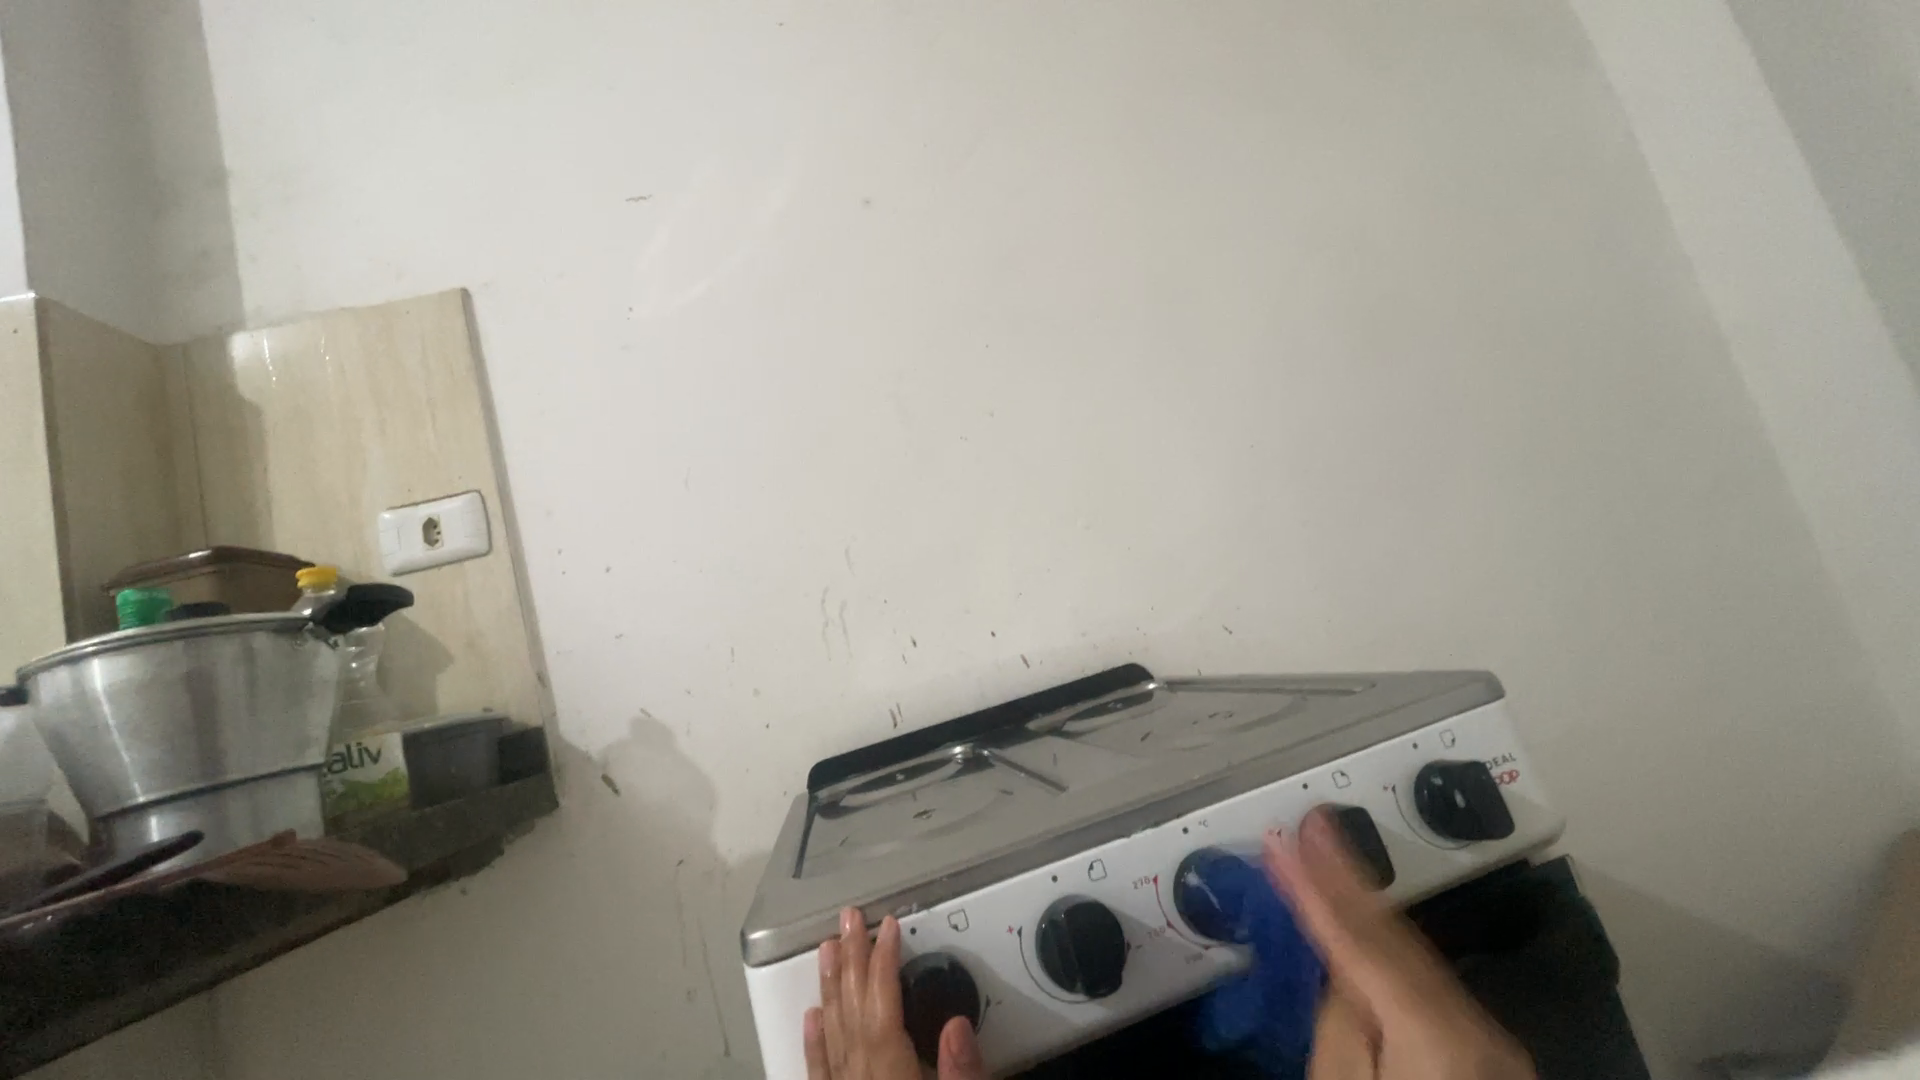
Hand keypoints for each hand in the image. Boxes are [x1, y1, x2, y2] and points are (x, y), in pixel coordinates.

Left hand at [805, 907, 986, 1079]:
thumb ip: (962, 1072)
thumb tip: (958, 1025)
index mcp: (892, 1074)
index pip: (883, 1006)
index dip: (884, 961)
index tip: (888, 924)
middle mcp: (861, 1077)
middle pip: (854, 1010)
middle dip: (852, 959)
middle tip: (849, 917)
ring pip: (834, 1032)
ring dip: (831, 987)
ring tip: (827, 947)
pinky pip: (820, 1070)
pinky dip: (815, 1040)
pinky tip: (812, 1014)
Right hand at [1265, 809, 1535, 1079]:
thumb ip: (1341, 1025)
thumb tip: (1339, 971)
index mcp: (1429, 1030)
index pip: (1354, 938)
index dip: (1312, 884)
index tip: (1279, 838)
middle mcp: (1469, 1022)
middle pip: (1392, 934)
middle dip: (1344, 874)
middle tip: (1310, 822)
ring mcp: (1487, 1038)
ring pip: (1415, 951)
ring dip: (1366, 898)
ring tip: (1329, 851)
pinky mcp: (1488, 1052)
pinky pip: (1428, 977)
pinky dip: (1391, 938)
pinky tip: (1368, 913)